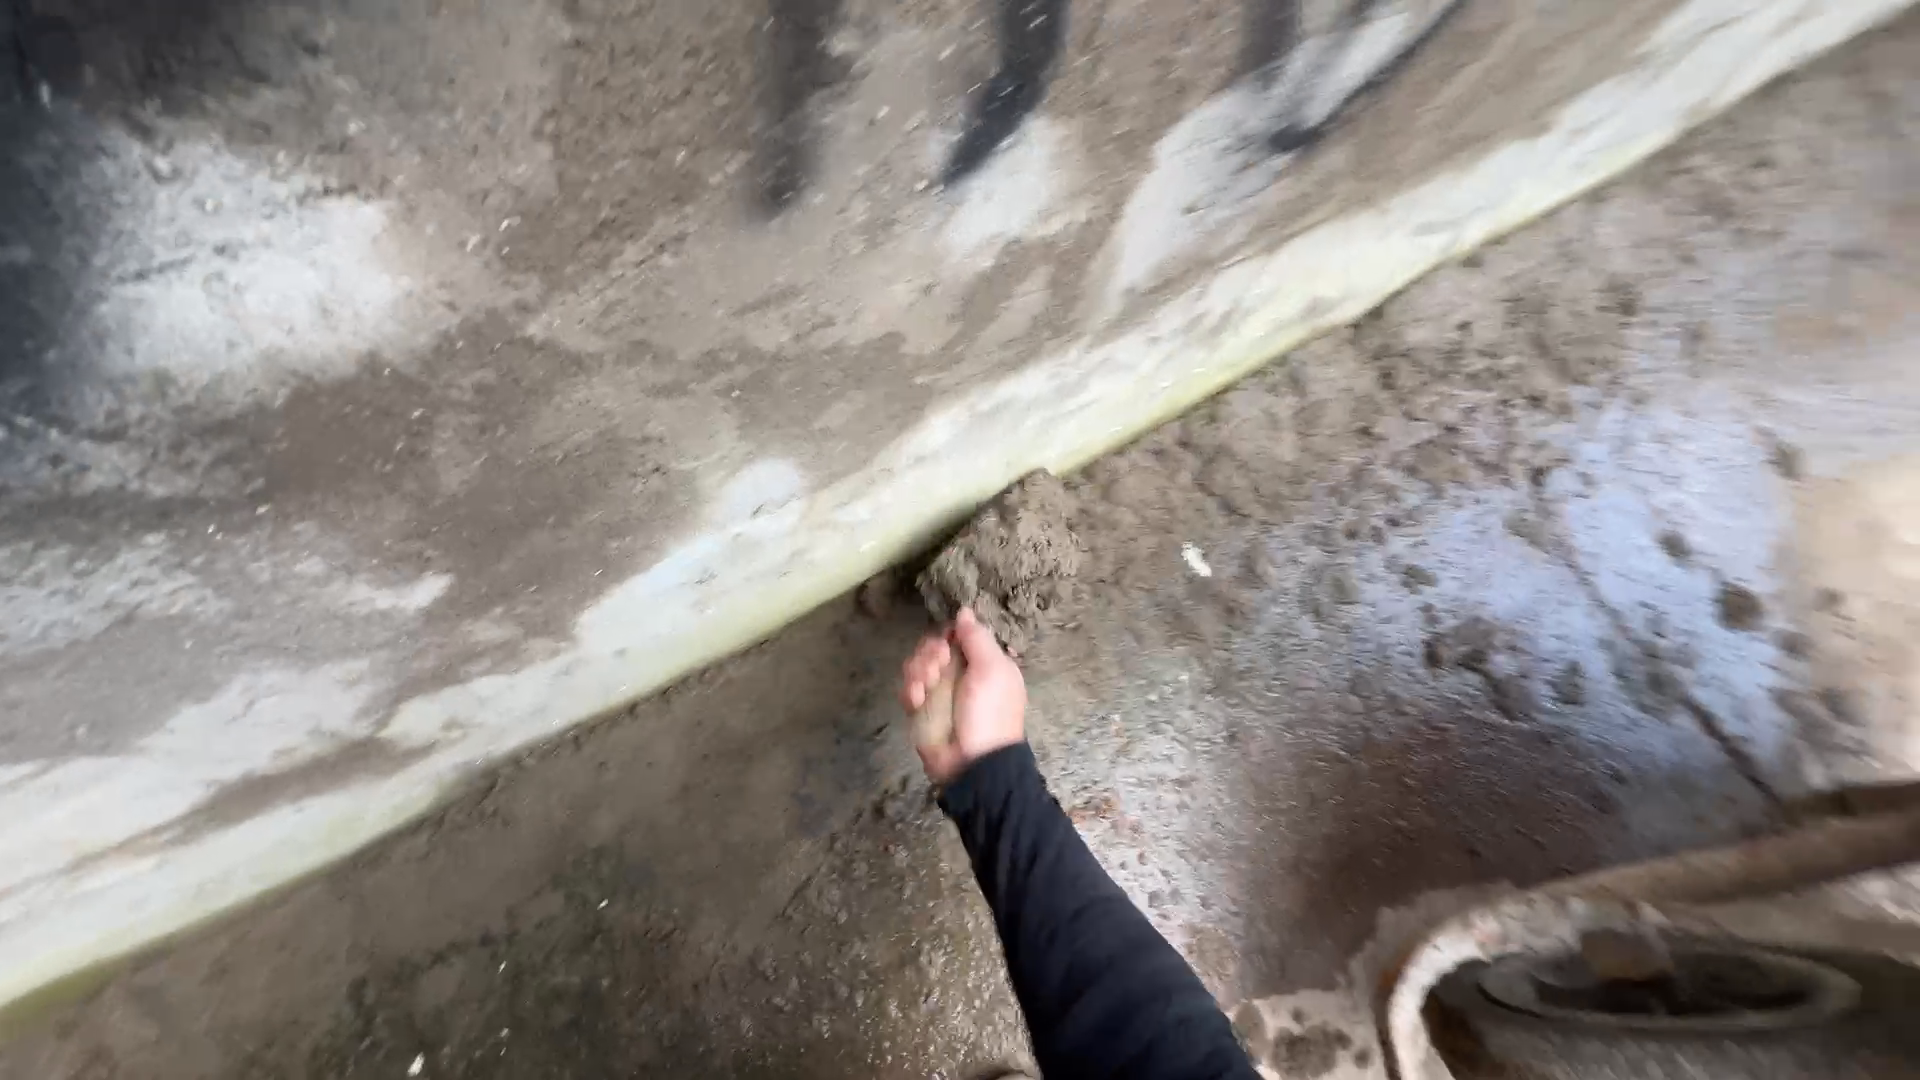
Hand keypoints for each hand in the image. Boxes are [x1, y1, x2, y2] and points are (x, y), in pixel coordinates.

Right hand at [900, 607, 1027, 785]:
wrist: (973, 763)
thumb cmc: (989, 713)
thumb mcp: (992, 669)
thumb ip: (977, 638)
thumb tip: (964, 611)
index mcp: (983, 662)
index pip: (957, 634)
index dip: (948, 636)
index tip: (947, 645)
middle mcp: (960, 672)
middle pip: (933, 646)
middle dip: (929, 654)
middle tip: (936, 668)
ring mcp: (939, 691)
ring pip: (917, 664)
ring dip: (917, 671)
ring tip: (924, 688)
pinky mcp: (921, 709)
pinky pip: (908, 688)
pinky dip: (909, 691)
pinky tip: (916, 701)